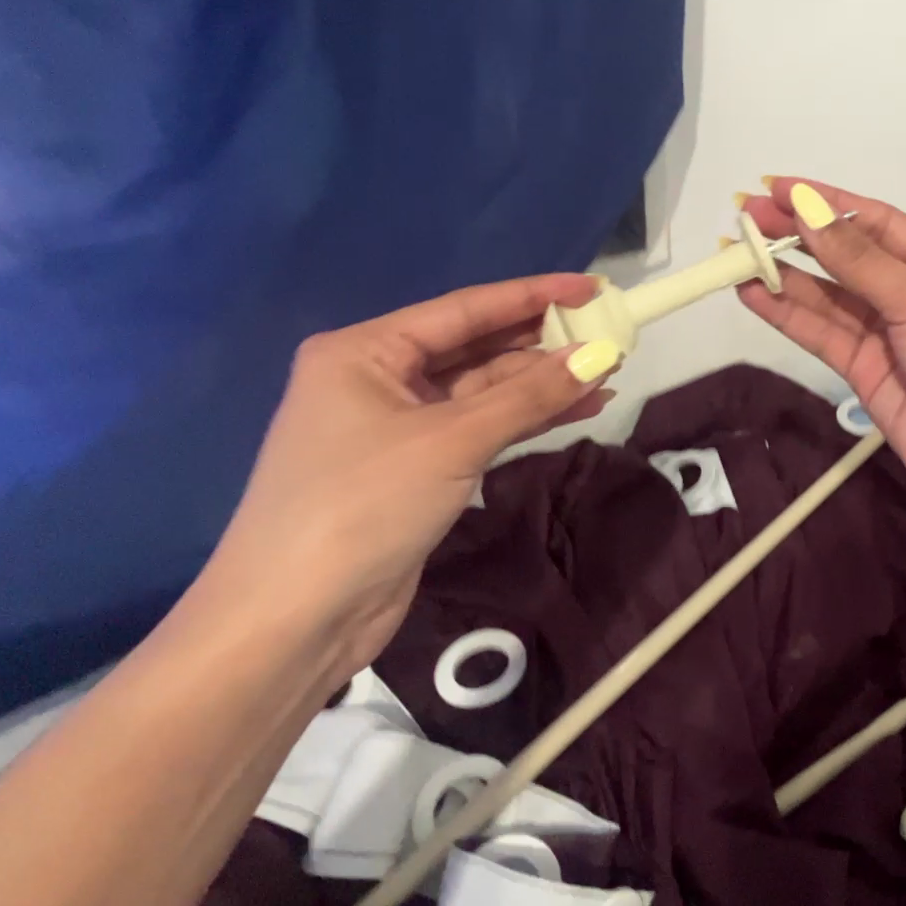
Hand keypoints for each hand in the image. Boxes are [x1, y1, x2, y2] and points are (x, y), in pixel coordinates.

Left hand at [207, 275, 623, 680]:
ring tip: (608, 374)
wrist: (296, 618)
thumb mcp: (451, 442)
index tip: (592, 287)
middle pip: (476, 349)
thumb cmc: (362, 506)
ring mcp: (399, 427)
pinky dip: (527, 421)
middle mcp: (379, 380)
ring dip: (543, 386)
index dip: (533, 295)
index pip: (464, 309)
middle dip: (542, 345)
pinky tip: (578, 411)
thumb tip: (602, 355)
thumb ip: (529, 396)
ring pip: (484, 392)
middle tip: (610, 335)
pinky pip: (482, 429)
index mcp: (365, 352)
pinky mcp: (418, 470)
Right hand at [738, 178, 905, 520]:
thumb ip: (859, 260)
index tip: (776, 188)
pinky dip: (788, 314)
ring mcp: (888, 336)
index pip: (875, 221)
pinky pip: (822, 335)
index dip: (826, 202)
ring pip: (828, 296)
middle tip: (745, 216)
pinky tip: (754, 294)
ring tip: (736, 253)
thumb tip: (809, 209)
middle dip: (798, 235)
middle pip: (847, 256)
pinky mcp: (866, 374)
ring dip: (785, 274)